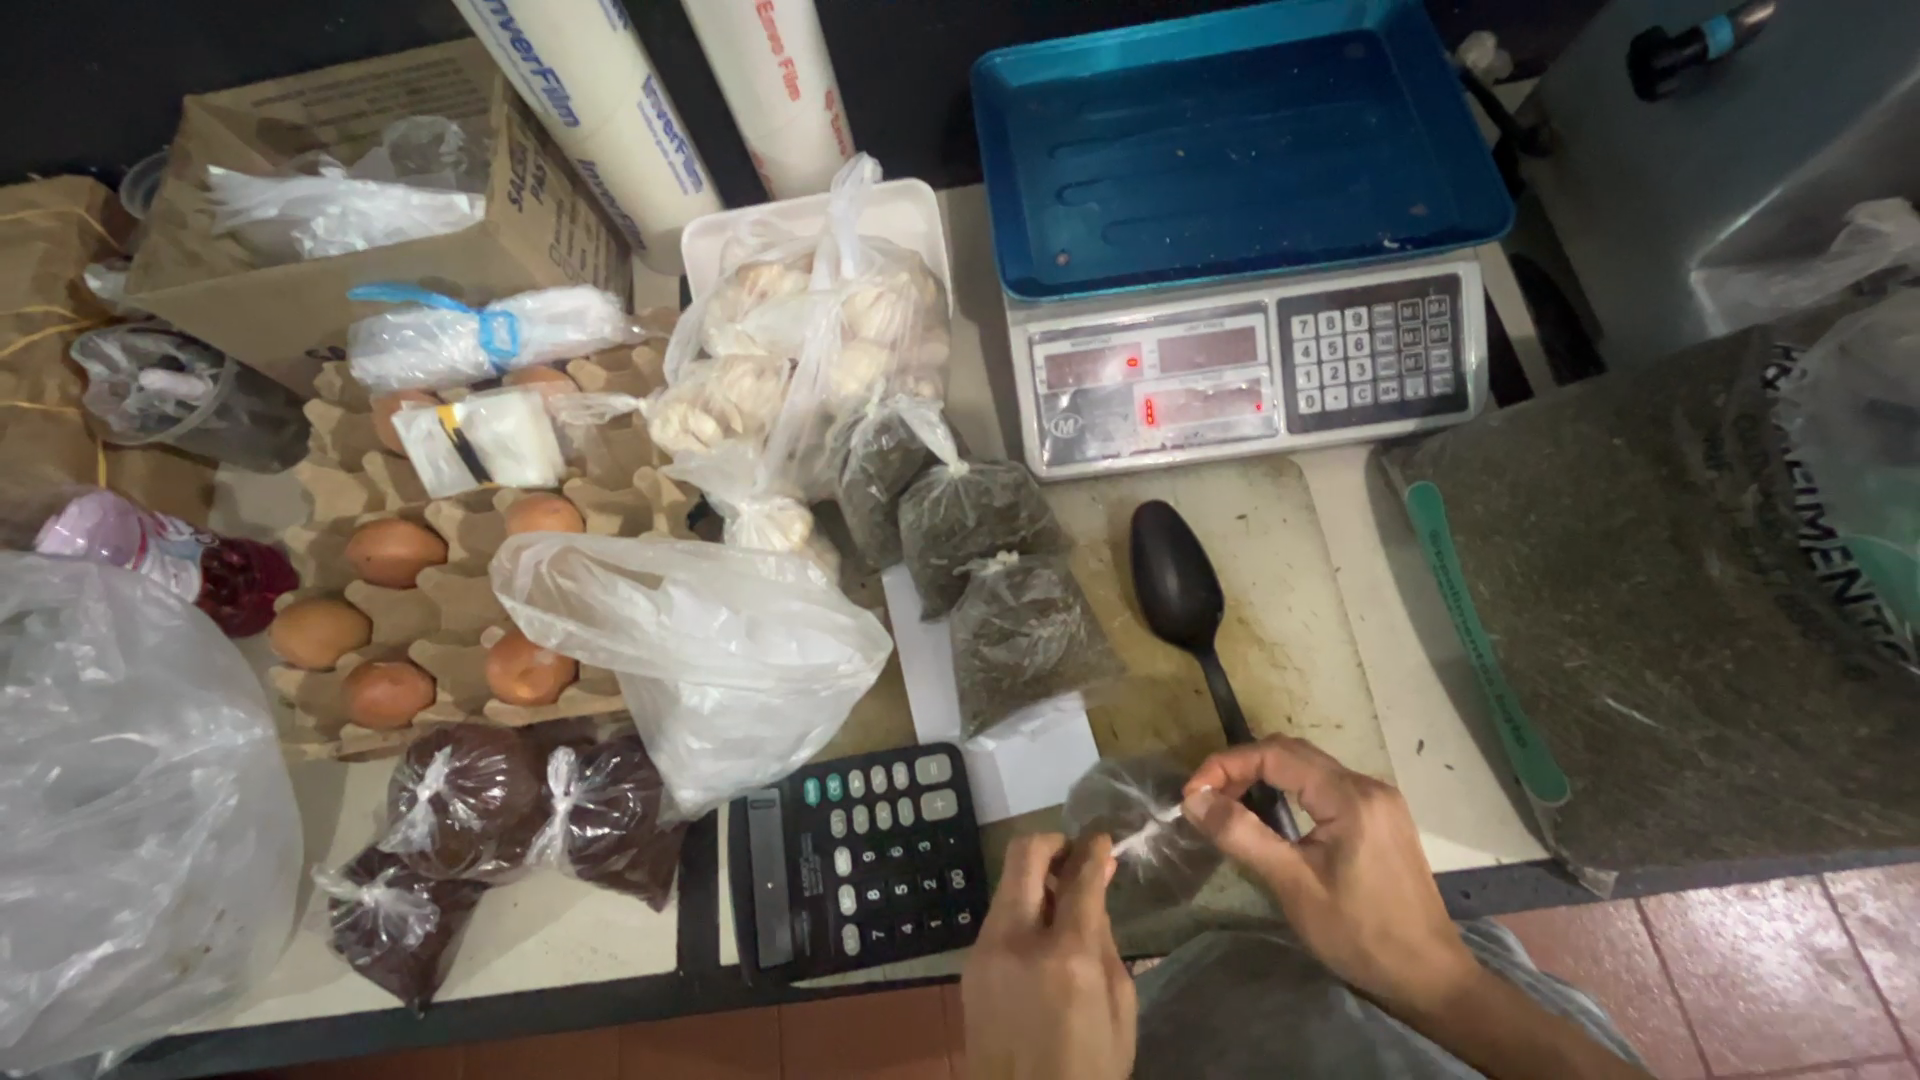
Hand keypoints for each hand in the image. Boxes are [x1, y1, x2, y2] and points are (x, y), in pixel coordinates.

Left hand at [961, 833, 1135, 1079]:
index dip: (1094, 851)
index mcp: (1067, 958)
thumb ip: (1105, 940)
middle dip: (1053, 842)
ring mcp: (984, 951)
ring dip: (1036, 878)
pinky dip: (1022, 910)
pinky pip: (998, 917)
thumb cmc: (1089, 1070)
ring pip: (1007, 884)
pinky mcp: (968, 965)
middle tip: (1074, 852)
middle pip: (1025, 855)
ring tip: (1063, 900)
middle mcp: (1017, 941)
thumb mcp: (1119, 1009)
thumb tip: (1097, 885)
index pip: (1080, 878)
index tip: (1102, 840)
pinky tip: (1039, 935)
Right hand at [1182, 735, 1479, 1015]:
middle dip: (1241, 767)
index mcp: (1349, 796)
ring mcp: (1378, 800)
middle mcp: (1367, 785)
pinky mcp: (1380, 816)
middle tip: (1207, 799)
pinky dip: (1288, 788)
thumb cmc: (1360, 935)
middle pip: (1290, 752)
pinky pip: (1324, 784)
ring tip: (1229, 803)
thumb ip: (1242, 834)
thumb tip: (1194, 800)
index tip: (1193, 795)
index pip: (1274, 754)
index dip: (1225, 766)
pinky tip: (1271, 813)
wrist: (1432, 979)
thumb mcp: (1293, 885)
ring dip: (1263, 775)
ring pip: (1307, 766)